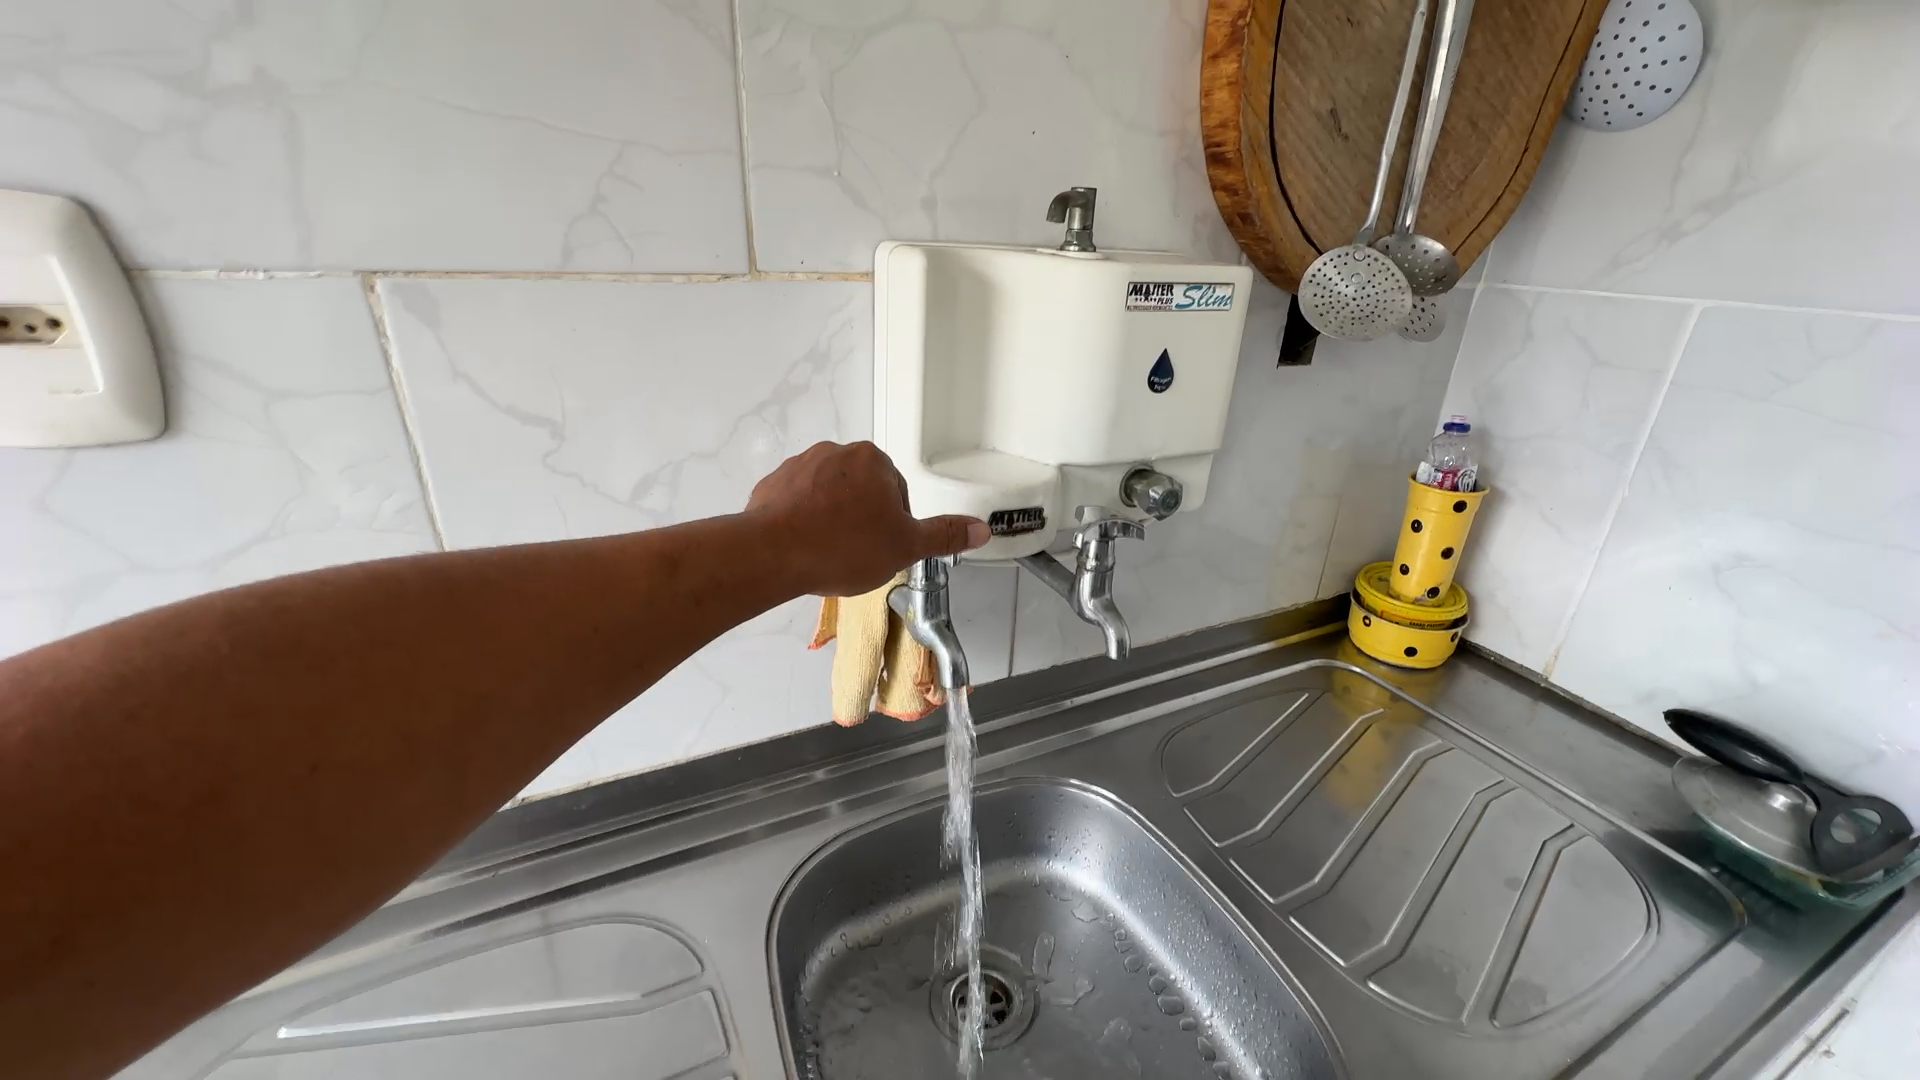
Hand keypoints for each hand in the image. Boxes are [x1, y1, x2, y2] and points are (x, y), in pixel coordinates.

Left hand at [744, 441, 989, 596]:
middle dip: (861, 519)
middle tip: (857, 553)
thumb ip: (944, 535)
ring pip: (827, 496)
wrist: (773, 554)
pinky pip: (795, 504)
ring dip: (831, 519)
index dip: (893, 524)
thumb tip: (981, 529)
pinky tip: (803, 549)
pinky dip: (801, 522)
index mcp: (873, 460)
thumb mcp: (906, 547)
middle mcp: (835, 453)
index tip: (882, 547)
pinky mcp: (771, 485)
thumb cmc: (844, 546)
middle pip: (861, 490)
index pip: (896, 491)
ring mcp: (799, 466)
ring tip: (828, 553)